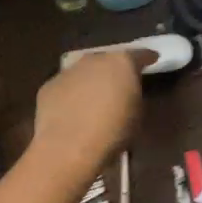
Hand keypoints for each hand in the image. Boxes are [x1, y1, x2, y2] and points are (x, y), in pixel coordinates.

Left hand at [28, 50, 153, 172]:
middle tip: (120, 84)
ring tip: (94, 99)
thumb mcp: (137, 115)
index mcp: (121, 63)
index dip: (147, 58)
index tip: (152, 59)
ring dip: (90, 82)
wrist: (69, 147)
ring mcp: (68, 72)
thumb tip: (127, 93)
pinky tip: (73, 111)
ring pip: (84, 72)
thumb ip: (133, 95)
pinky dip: (71, 95)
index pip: (139, 54)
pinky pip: (66, 88)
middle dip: (114, 70)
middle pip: (107, 60)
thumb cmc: (112, 132)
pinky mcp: (49, 87)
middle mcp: (94, 60)